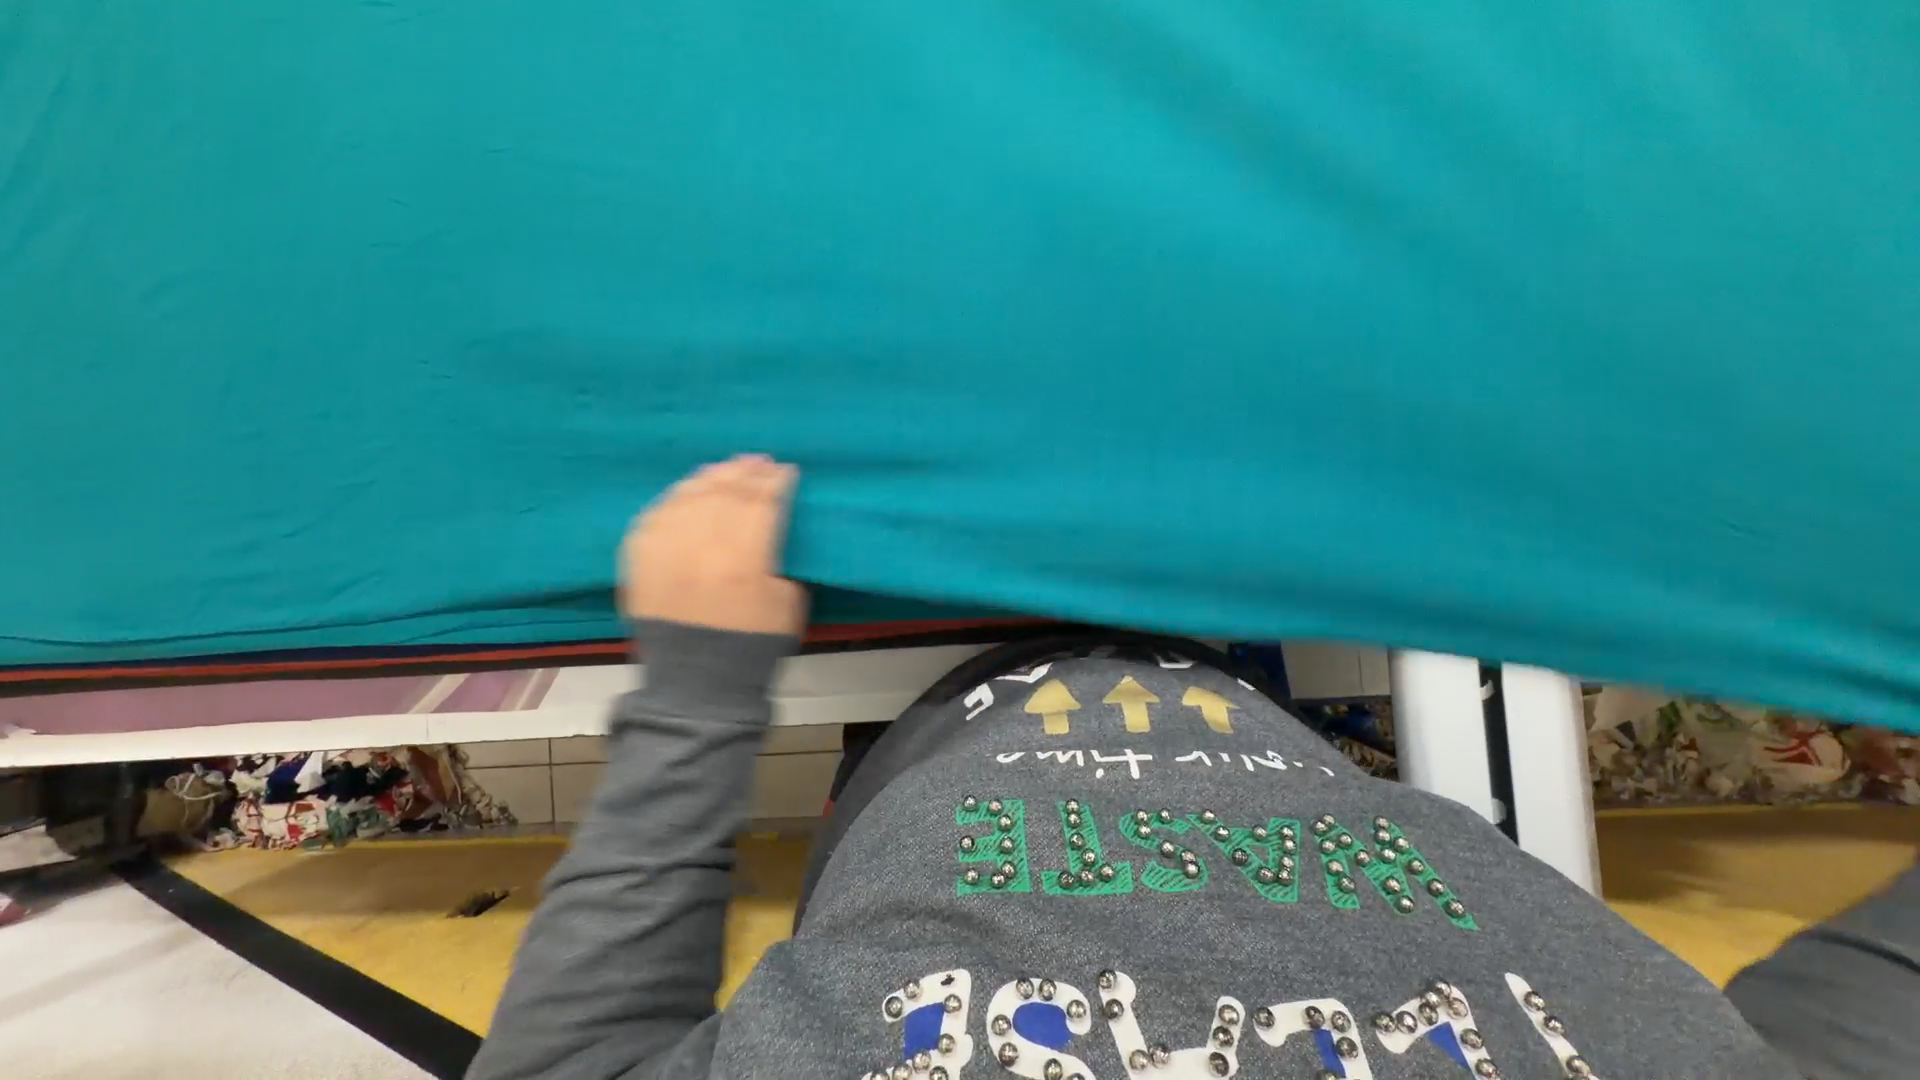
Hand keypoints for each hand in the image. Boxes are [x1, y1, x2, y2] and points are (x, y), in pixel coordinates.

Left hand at [620, 455, 808, 635]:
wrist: (697, 682)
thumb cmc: (752, 645)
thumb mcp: (790, 604)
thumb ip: (786, 562)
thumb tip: (777, 531)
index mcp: (745, 557)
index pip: (763, 503)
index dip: (777, 483)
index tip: (787, 471)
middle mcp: (702, 544)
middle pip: (726, 492)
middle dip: (746, 473)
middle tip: (760, 461)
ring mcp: (666, 548)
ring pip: (690, 496)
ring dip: (712, 477)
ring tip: (727, 468)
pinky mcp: (640, 557)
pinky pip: (657, 513)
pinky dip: (676, 497)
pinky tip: (690, 490)